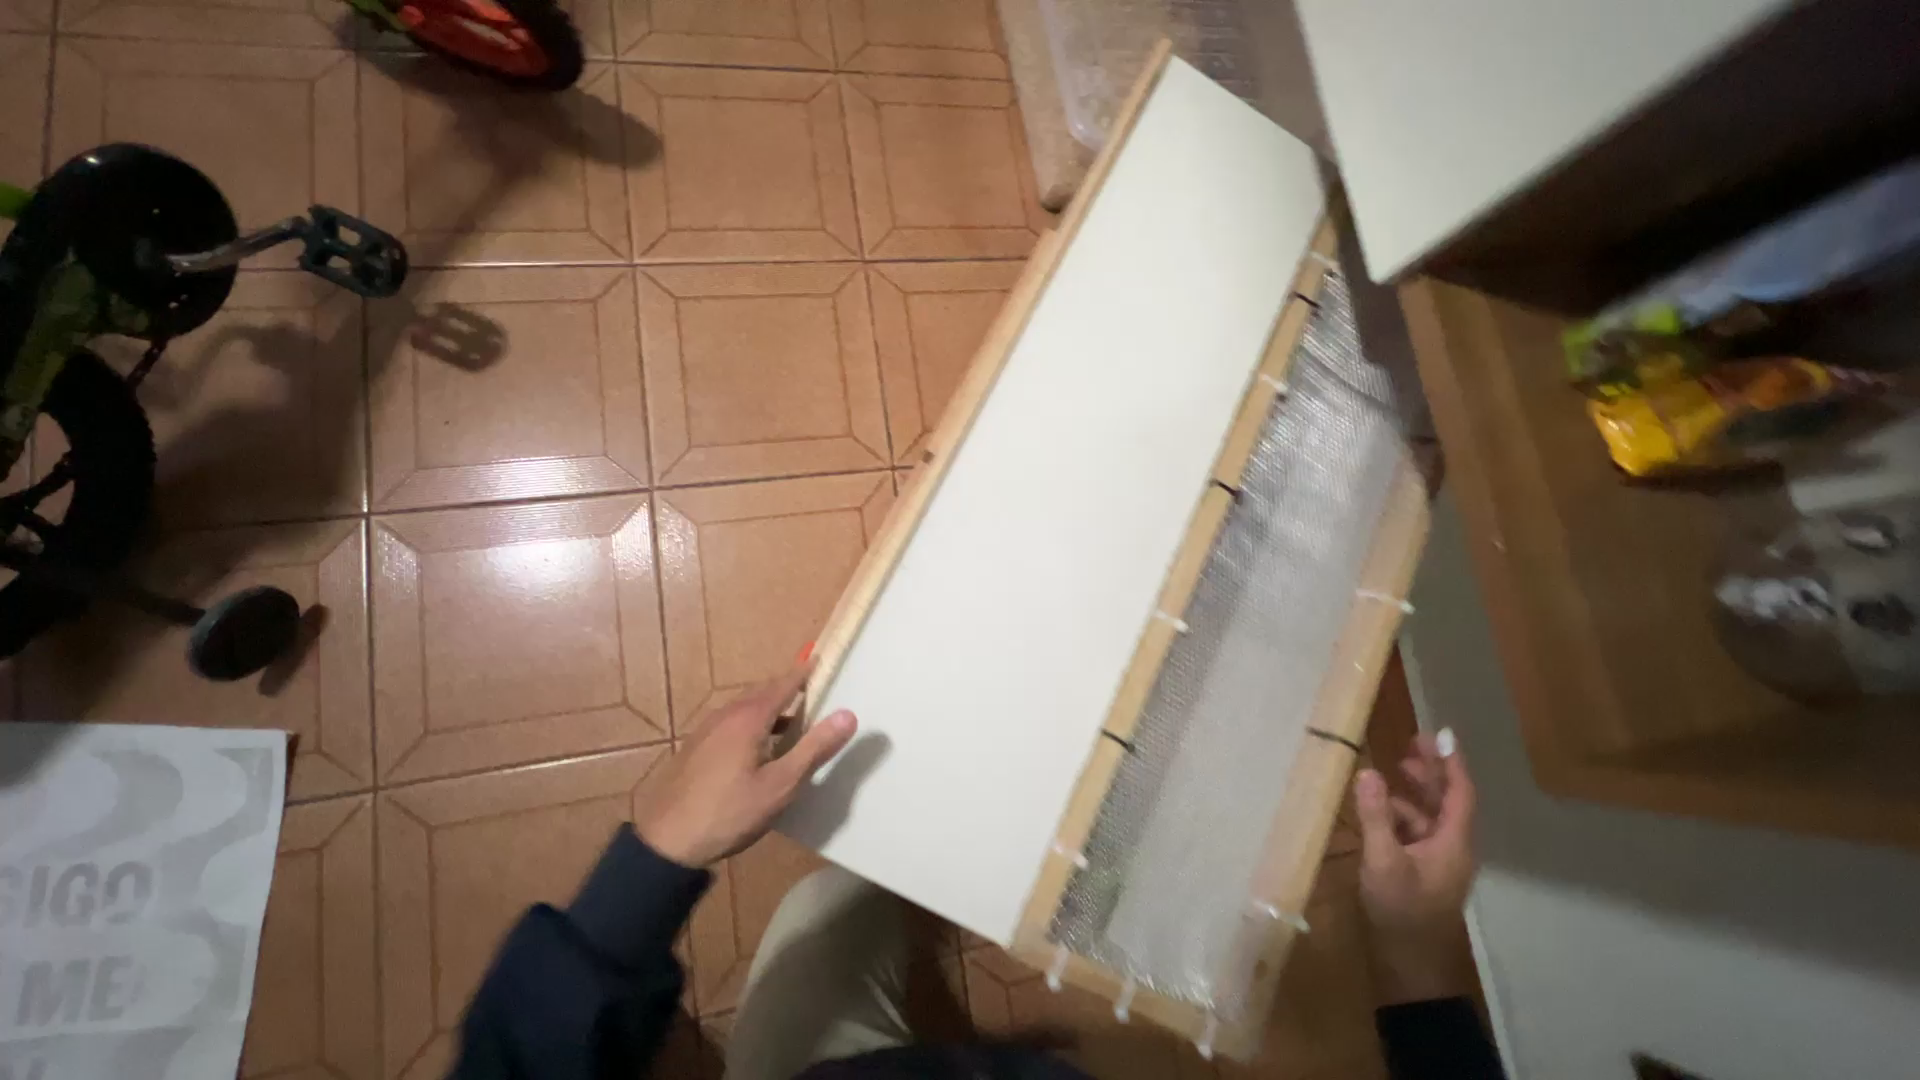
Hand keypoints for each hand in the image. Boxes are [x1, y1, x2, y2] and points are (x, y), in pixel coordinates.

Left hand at [634, 666, 857, 867]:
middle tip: (812, 691)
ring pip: (745, 708)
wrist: (666, 842)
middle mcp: (726, 715)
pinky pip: (731, 722)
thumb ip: (814, 748)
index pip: (783, 685)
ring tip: (791, 720)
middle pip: (762, 693)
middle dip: (787, 689)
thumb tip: (848, 715)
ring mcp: (707, 731)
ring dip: (769, 708)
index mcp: (749, 718)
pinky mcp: (696, 748)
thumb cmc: (729, 812)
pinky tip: (758, 746)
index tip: (821, 660)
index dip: (804, 673)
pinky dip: (752, 722)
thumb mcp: (781, 785)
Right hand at [1353, 729, 1476, 1003]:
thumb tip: (1368, 772)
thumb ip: (1376, 816)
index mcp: (1453, 842)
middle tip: (1410, 743)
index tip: (1440, 734)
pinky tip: (1377, 811)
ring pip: (1430, 817)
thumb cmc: (1402, 910)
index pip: (1459, 793)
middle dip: (1431, 771)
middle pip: (1446, 801)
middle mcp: (1451, 847)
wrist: (1410, 963)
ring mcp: (1437, 861)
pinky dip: (1400, 815)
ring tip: (1390, 770)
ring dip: (1414, 792)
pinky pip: (1416, 833)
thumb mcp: (1383, 860)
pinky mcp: (1422, 872)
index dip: (1451, 762)